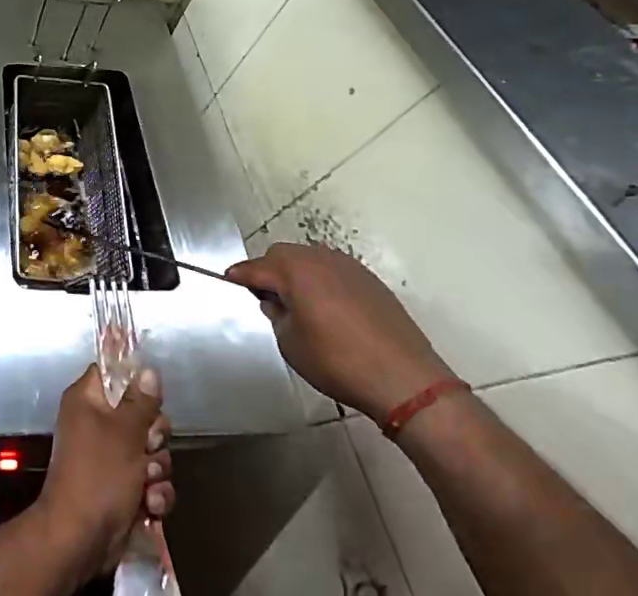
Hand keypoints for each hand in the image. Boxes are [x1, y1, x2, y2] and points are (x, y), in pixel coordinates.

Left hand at [31, 365, 173, 582]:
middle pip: (140, 414)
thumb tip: (148, 370)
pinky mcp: (123, 484)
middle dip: (154, 437)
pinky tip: (150, 505)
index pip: (112, 374)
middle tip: (146, 447)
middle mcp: (96, 423)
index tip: (149, 400)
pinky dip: (154, 493)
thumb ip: (140, 402)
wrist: (83, 533)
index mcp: (86, 400)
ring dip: (156, 470)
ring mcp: (109, 455)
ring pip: (151, 451)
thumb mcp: (123, 432)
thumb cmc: (98, 474)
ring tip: (145, 483)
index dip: (135, 384)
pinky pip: (151, 480)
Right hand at [226, 243, 451, 421]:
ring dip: (297, 274)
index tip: (229, 281)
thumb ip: (275, 315)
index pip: (255, 267)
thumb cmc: (338, 361)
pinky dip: (323, 282)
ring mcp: (351, 270)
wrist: (408, 383)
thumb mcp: (289, 342)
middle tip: (266, 297)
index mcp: (294, 270)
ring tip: (297, 302)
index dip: (239, 276)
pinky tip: (326, 308)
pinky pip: (335, 272)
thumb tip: (275, 303)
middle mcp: (321, 260)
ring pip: (311, 260)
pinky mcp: (373, 284)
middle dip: (268, 271)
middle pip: (282, 255)